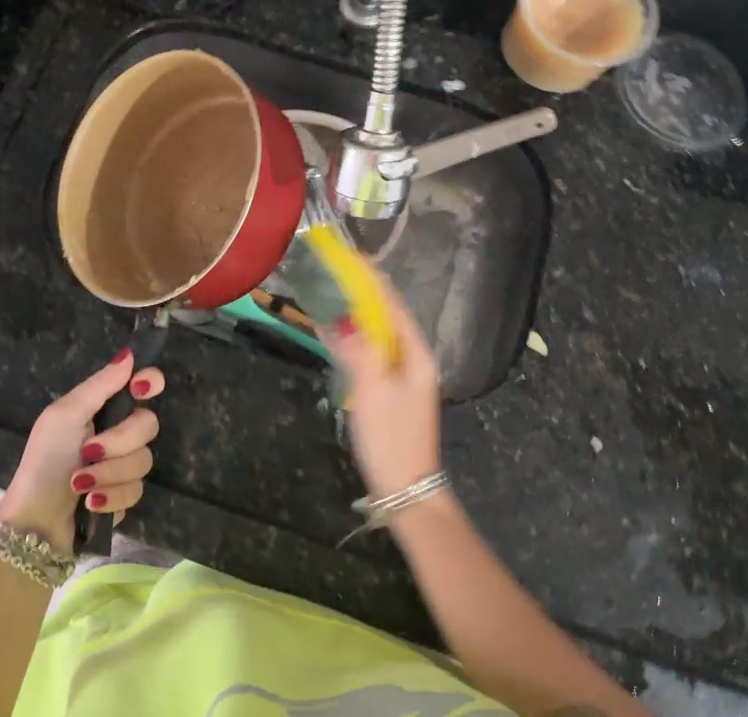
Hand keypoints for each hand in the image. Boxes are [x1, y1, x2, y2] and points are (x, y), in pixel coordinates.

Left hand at [0, 350, 164, 554]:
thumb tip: (129, 353)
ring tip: (79, 485)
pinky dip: (110, 497)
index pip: (142, 383)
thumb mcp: (65, 415)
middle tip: (89, 452)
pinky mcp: (124, 496)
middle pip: (148, 424)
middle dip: (119, 442)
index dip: (150, 381)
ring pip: (144, 461)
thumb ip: (100, 385)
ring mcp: (123, 466)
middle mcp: (117, 432)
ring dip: (109, 474)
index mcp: (103, 408)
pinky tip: (90, 504)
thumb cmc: (44, 460)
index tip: (140, 389)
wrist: (33, 520)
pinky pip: (137, 491)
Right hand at [321, 278, 442, 500]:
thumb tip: (341, 318)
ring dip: (356, 317)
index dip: (372, 281)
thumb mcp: (371, 392)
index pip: (393, 306)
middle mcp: (414, 361)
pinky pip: (371, 356)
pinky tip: (335, 337)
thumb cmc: (391, 438)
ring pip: (377, 337)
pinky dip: (353, 342)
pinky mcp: (391, 394)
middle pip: (386, 318)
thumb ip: (358, 350)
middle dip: (362, 295)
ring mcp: (404, 378)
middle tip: (335, 274)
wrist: (407, 490)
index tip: (352, 258)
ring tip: (331, 296)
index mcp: (416, 355)